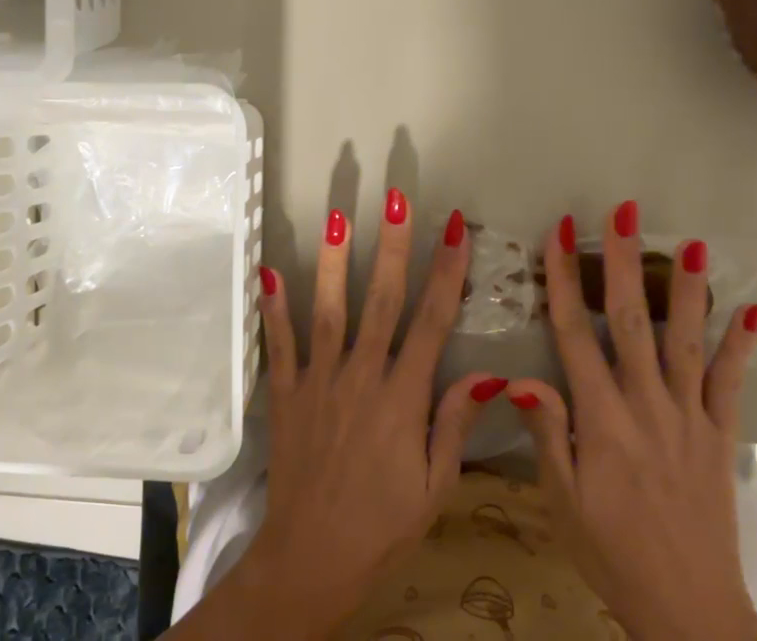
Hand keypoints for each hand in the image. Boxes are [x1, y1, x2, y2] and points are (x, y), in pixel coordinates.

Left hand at [169, 193, 503, 640]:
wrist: (312, 558)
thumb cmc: (384, 526)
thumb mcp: (436, 486)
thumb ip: (455, 423)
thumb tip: (488, 374)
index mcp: (403, 398)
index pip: (431, 322)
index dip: (446, 271)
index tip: (454, 227)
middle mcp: (361, 377)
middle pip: (381, 300)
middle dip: (392, 246)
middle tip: (396, 198)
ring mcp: (319, 382)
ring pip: (329, 310)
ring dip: (334, 260)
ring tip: (336, 213)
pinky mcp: (287, 395)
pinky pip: (280, 345)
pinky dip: (274, 308)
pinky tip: (269, 271)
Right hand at [509, 204, 756, 640]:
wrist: (686, 604)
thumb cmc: (611, 552)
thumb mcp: (562, 501)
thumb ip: (548, 435)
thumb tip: (519, 379)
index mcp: (601, 419)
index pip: (575, 335)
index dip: (563, 280)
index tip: (559, 233)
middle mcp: (647, 405)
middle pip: (631, 321)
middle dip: (624, 262)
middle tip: (624, 212)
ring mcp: (690, 417)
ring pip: (686, 341)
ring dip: (687, 290)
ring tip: (692, 244)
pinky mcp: (721, 436)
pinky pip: (732, 383)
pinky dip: (742, 345)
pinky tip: (751, 309)